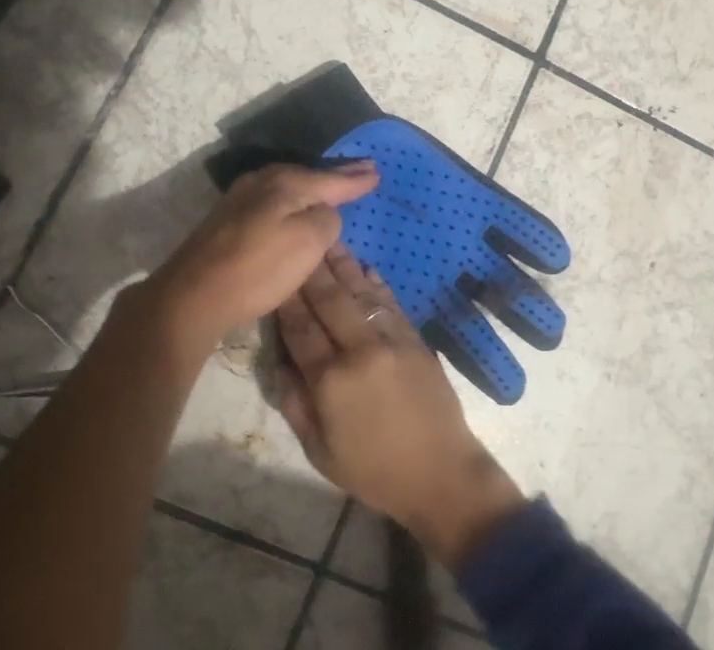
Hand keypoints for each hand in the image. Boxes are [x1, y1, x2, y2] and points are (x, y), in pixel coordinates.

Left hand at [145, 162, 379, 347]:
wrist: (192, 295)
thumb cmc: (257, 269)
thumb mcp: (308, 243)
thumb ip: (327, 219)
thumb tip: (324, 212)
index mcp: (285, 183)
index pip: (330, 178)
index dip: (355, 178)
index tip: (377, 172)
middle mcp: (261, 182)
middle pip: (307, 176)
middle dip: (335, 176)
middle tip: (362, 173)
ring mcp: (240, 199)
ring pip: (288, 187)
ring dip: (313, 188)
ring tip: (334, 189)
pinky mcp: (227, 220)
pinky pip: (273, 202)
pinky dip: (293, 202)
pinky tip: (296, 209)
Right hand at [274, 246, 525, 567]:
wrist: (441, 474)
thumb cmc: (373, 472)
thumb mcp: (320, 451)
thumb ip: (295, 405)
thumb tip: (280, 364)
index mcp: (330, 380)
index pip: (300, 328)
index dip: (284, 299)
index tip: (273, 274)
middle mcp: (360, 351)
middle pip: (329, 300)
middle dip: (311, 270)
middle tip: (297, 238)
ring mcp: (392, 341)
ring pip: (361, 294)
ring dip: (343, 266)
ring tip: (328, 239)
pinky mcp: (416, 341)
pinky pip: (391, 304)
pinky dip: (376, 284)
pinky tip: (365, 268)